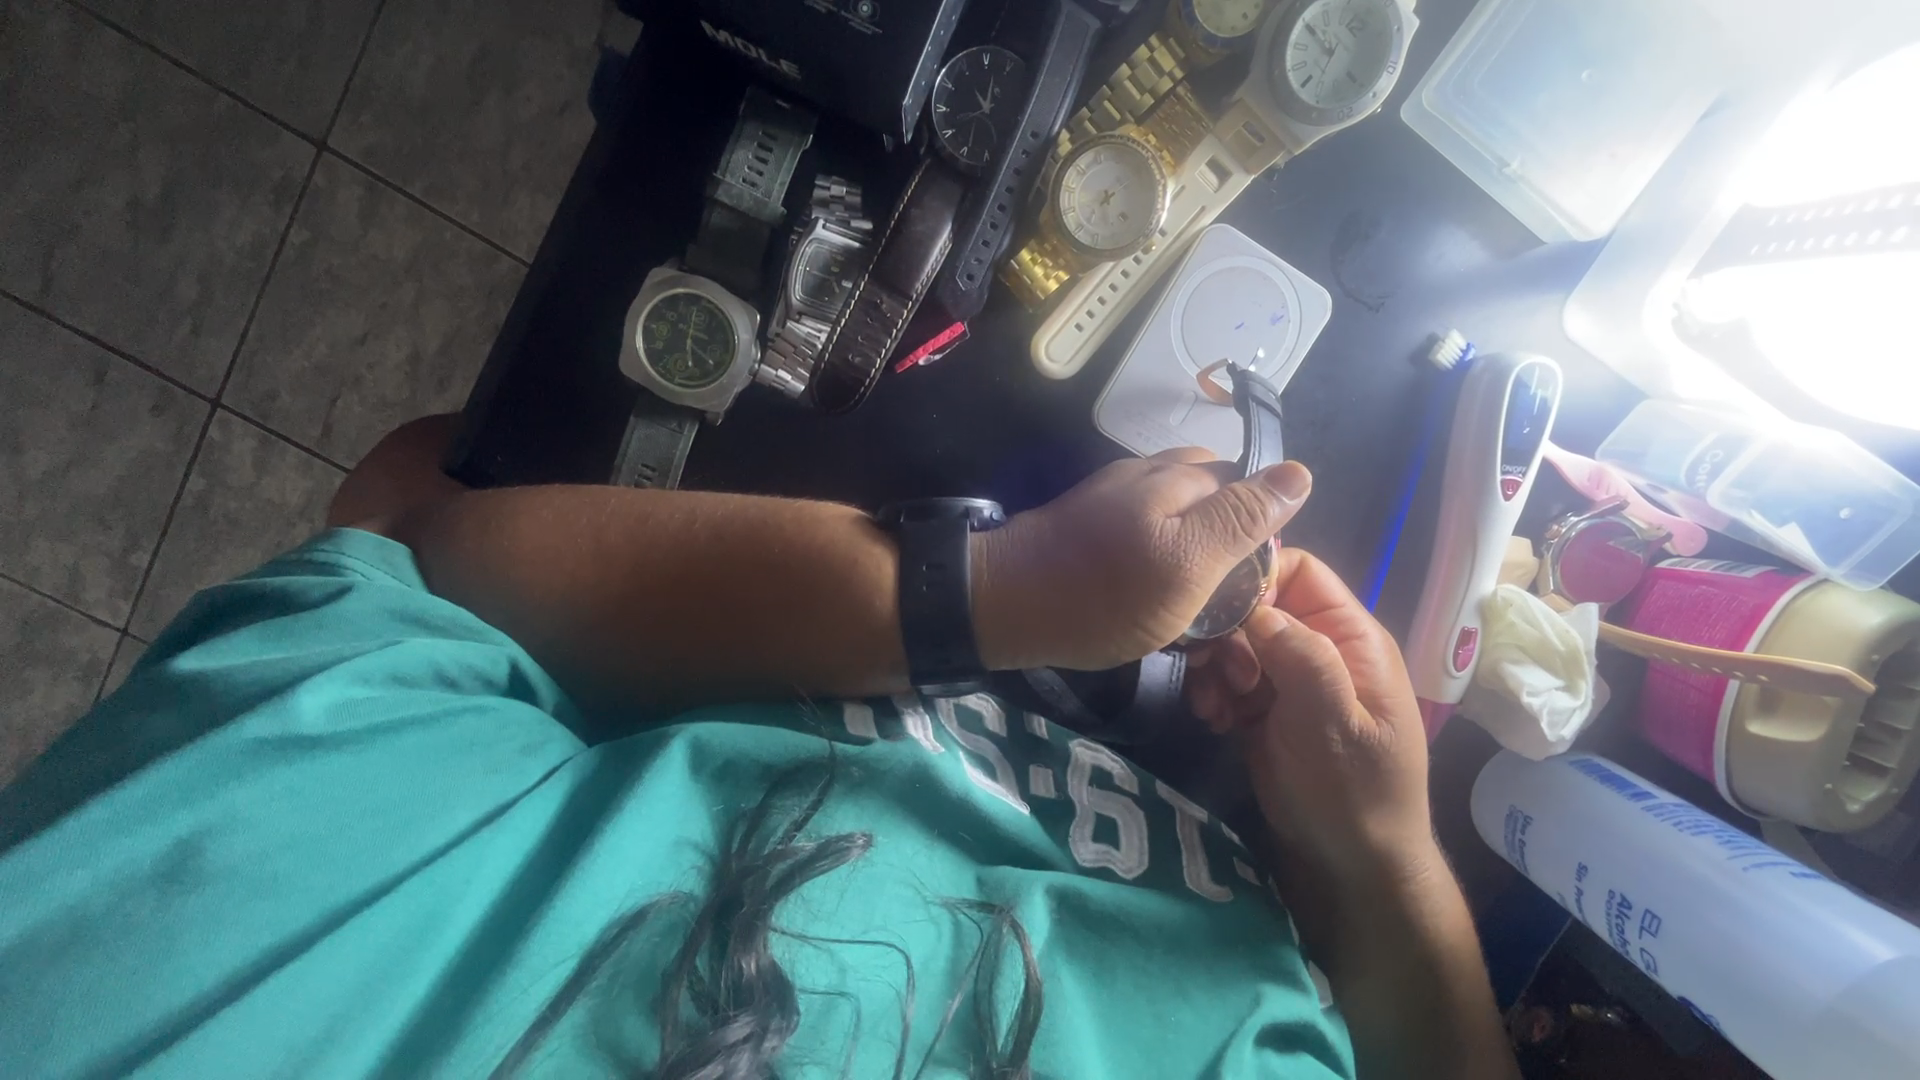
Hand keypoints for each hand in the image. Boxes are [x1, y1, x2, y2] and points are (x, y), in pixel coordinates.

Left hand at [971, 450, 1310, 672]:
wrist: (1004, 607)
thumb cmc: (1103, 593)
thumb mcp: (1188, 562)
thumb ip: (1242, 517)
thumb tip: (1300, 470)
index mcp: (1180, 478)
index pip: (1250, 491)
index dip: (1260, 540)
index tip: (1251, 593)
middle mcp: (1149, 476)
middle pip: (1213, 505)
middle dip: (1226, 553)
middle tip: (1221, 612)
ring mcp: (1115, 500)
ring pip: (1178, 525)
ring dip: (1191, 566)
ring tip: (1188, 618)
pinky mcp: (1092, 527)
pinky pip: (1144, 539)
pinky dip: (1156, 569)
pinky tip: (1150, 605)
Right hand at [1186, 548, 1434, 888]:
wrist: (1350, 860)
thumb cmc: (1356, 792)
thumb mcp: (1335, 726)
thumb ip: (1304, 660)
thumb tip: (1259, 608)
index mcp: (1350, 638)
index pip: (1300, 571)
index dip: (1256, 580)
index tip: (1219, 614)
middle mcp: (1319, 647)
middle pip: (1257, 605)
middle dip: (1227, 635)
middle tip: (1218, 676)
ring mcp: (1290, 677)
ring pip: (1234, 641)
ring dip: (1214, 669)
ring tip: (1212, 708)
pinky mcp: (1264, 704)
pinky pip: (1227, 678)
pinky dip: (1214, 694)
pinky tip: (1214, 721)